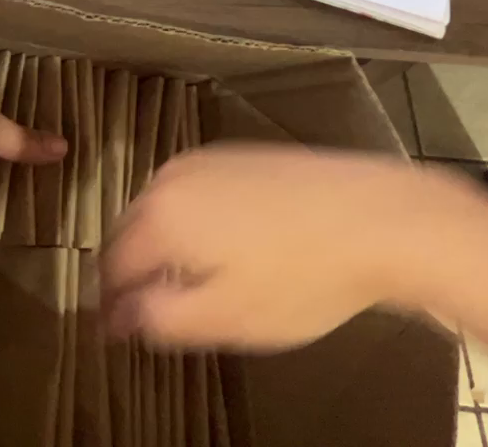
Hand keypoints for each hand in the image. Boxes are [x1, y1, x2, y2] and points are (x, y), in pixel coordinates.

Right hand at [101, 145, 487, 350]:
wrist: (376, 214)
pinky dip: (190, 219)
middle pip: (130, 231)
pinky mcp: (233, 154)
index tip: (114, 332)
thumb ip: (163, 318)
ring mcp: (201, 161)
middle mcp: (168, 180)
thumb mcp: (229, 317)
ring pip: (160, 209)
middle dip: (132, 271)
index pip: (112, 266)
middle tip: (148, 311)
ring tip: (187, 281)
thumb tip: (119, 316)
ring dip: (161, 244)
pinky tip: (225, 245)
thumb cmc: (302, 274)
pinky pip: (190, 191)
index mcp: (159, 219)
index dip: (110, 304)